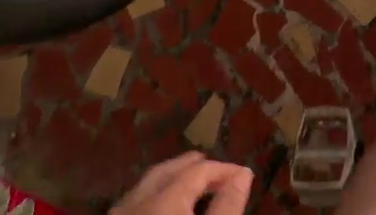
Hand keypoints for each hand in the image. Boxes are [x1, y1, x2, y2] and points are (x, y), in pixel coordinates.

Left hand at [111, 152, 253, 214]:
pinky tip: (160, 205)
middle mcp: (134, 203)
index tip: (244, 176)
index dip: (224, 169)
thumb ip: (227, 206)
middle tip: (216, 171)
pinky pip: (132, 203)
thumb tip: (243, 174)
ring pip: (145, 187)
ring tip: (191, 184)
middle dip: (194, 168)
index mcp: (163, 200)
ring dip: (171, 180)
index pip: (199, 170)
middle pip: (166, 172)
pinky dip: (152, 196)